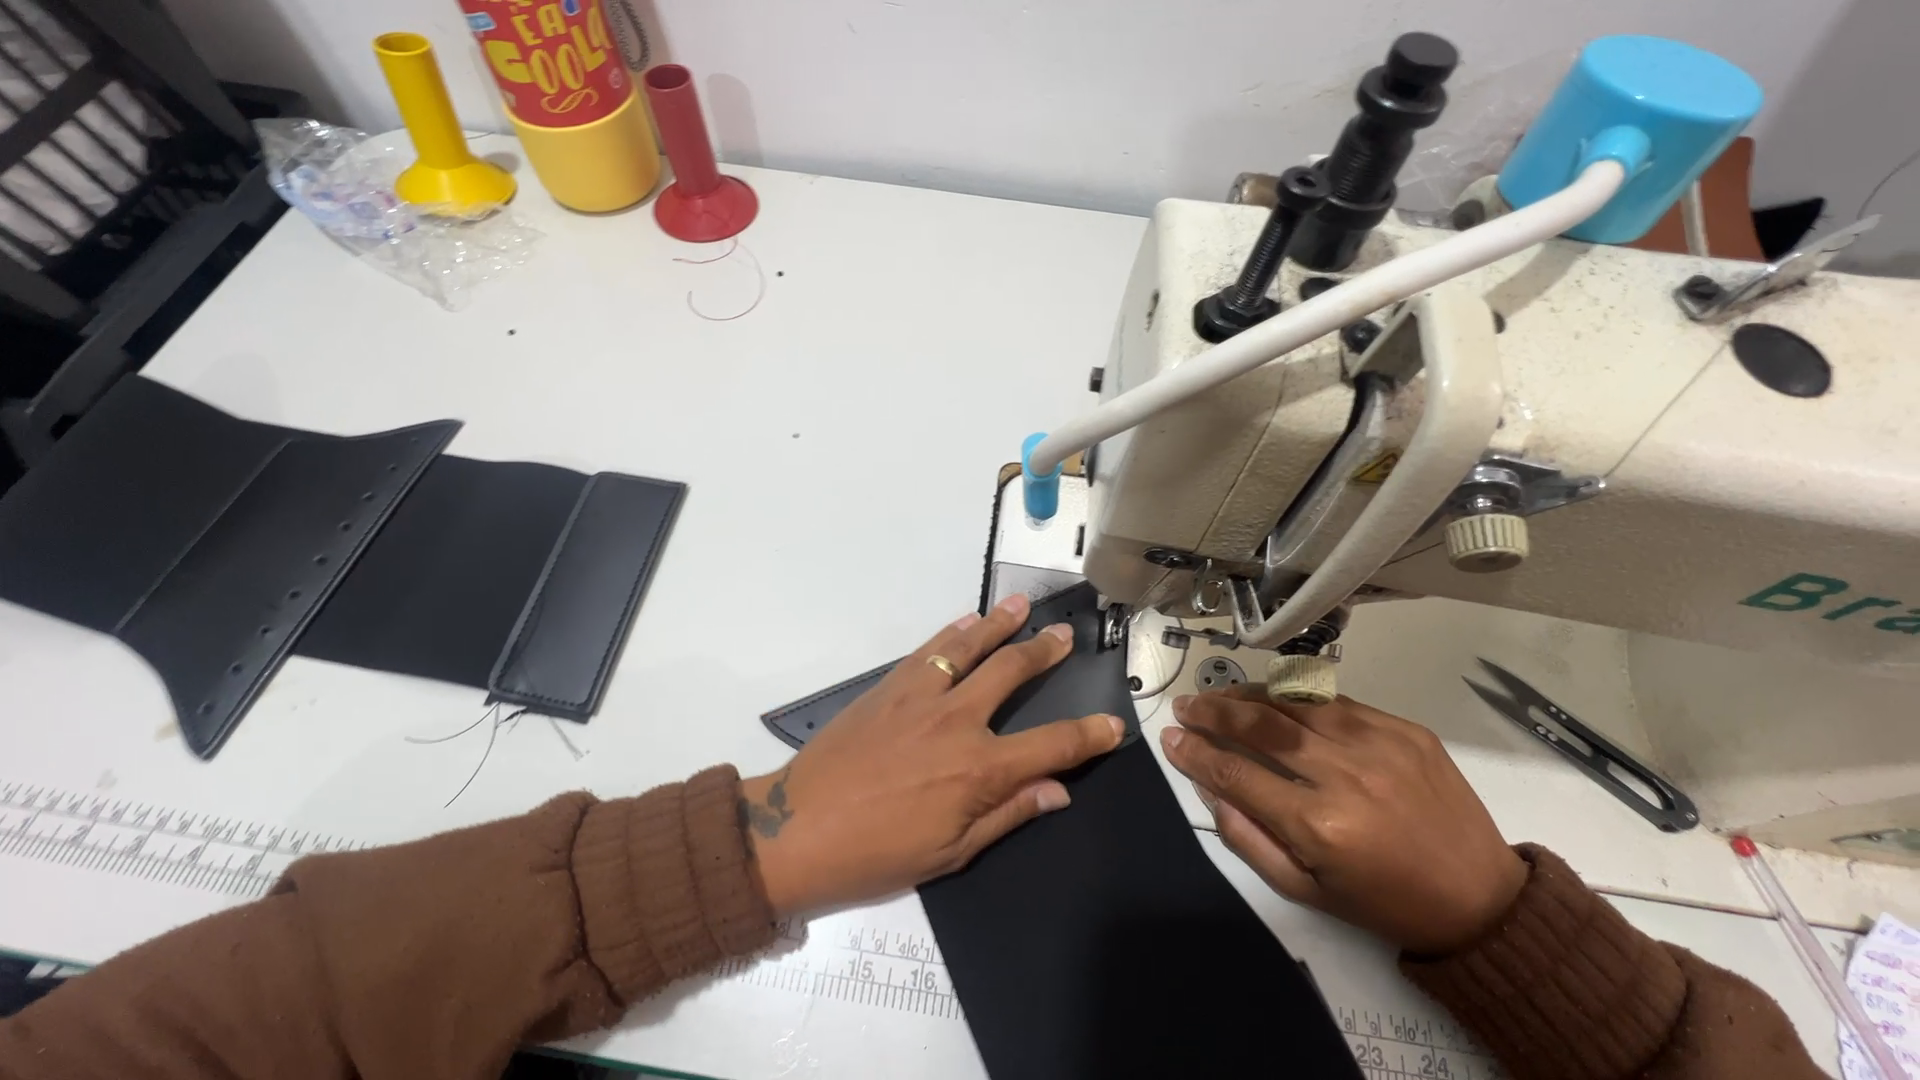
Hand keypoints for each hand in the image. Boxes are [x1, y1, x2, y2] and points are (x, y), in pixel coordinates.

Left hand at [740, 593, 1126, 916]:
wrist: (797, 830)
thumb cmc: (877, 854)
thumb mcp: (951, 852)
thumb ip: (1008, 814)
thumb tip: (1059, 791)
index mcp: (980, 770)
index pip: (1053, 746)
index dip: (1089, 735)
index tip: (1113, 723)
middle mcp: (957, 722)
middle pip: (1012, 674)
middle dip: (1044, 652)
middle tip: (1065, 635)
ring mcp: (920, 697)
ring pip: (969, 648)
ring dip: (999, 625)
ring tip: (1021, 606)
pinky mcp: (888, 688)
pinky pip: (927, 650)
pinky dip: (951, 632)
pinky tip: (965, 621)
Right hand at [1160, 689, 1526, 955]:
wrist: (1480, 898)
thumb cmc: (1382, 902)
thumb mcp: (1304, 890)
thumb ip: (1247, 838)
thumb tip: (1207, 787)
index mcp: (1318, 824)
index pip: (1236, 773)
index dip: (1194, 753)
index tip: (1170, 739)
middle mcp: (1345, 774)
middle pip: (1261, 726)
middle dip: (1213, 710)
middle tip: (1186, 704)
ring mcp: (1379, 744)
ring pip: (1295, 701)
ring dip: (1250, 694)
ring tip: (1222, 694)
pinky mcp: (1404, 729)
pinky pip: (1336, 702)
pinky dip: (1298, 697)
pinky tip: (1277, 699)